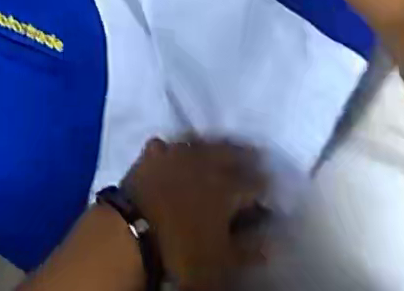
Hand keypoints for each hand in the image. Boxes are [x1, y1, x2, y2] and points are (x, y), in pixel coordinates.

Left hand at [123, 137, 268, 290]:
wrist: (130, 232)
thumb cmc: (182, 252)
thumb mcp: (222, 261)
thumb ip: (248, 249)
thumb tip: (270, 242)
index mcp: (225, 187)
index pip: (253, 182)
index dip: (265, 186)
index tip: (272, 187)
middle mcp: (202, 162)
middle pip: (228, 152)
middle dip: (244, 154)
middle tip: (255, 156)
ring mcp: (174, 153)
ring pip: (200, 142)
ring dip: (213, 145)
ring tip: (221, 148)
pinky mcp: (151, 154)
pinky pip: (169, 145)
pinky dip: (178, 148)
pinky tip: (179, 152)